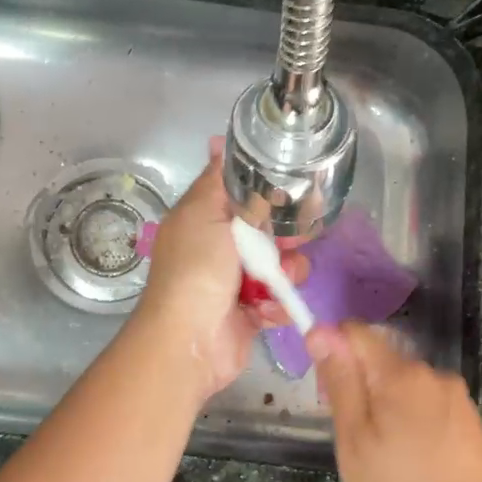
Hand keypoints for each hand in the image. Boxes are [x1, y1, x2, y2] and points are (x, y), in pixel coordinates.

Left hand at [136, 138, 306, 400]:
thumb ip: (223, 183)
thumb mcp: (206, 215)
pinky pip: (278, 297)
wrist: (190, 340)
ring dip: (285, 271)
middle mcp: (217, 246)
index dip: (262, 185)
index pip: (236, 189)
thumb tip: (218, 141)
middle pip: (265, 227)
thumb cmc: (196, 270)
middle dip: (283, 234)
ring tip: (278, 281)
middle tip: (292, 239)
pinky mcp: (250, 311)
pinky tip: (269, 310)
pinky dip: (277, 304)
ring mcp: (234, 280)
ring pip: (279, 263)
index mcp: (201, 218)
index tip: (291, 183)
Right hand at [308, 322, 481, 481]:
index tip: (326, 397)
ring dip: (385, 412)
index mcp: (401, 374)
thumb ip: (340, 383)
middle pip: (380, 360)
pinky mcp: (472, 427)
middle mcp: (435, 376)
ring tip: (383, 464)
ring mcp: (459, 402)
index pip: (355, 332)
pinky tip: (412, 471)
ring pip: (403, 389)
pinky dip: (410, 429)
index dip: (332, 354)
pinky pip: (426, 410)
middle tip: (353, 444)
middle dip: (359, 388)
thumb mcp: (354, 444)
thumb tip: (320, 331)